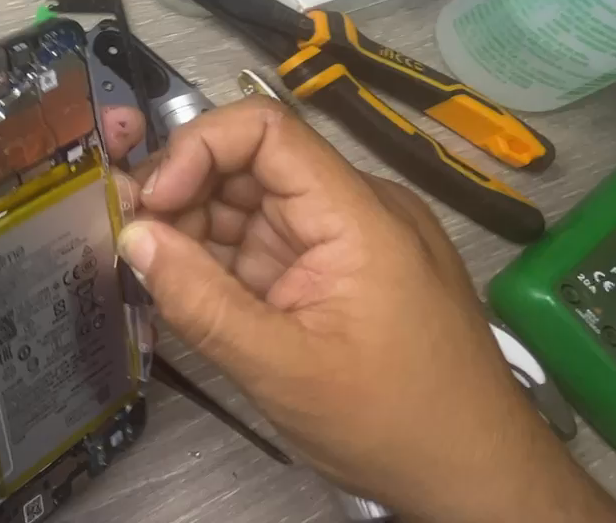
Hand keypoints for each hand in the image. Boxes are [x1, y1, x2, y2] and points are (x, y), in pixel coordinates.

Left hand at [0, 107, 146, 522]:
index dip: (28, 140)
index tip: (90, 108)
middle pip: (31, 215)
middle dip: (89, 184)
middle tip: (161, 164)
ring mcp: (1, 324)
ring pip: (61, 265)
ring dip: (111, 239)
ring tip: (181, 216)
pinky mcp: (29, 371)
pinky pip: (77, 327)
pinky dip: (114, 309)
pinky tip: (159, 295)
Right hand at [118, 98, 615, 522]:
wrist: (485, 491)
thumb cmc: (399, 428)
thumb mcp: (284, 371)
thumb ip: (200, 301)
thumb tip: (129, 235)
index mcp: (357, 216)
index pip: (265, 130)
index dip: (198, 148)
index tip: (154, 200)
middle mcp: (349, 208)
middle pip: (245, 163)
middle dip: (181, 192)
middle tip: (135, 237)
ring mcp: (338, 235)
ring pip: (242, 200)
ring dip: (190, 226)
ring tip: (155, 267)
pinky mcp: (326, 264)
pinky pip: (255, 237)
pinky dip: (213, 254)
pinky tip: (186, 283)